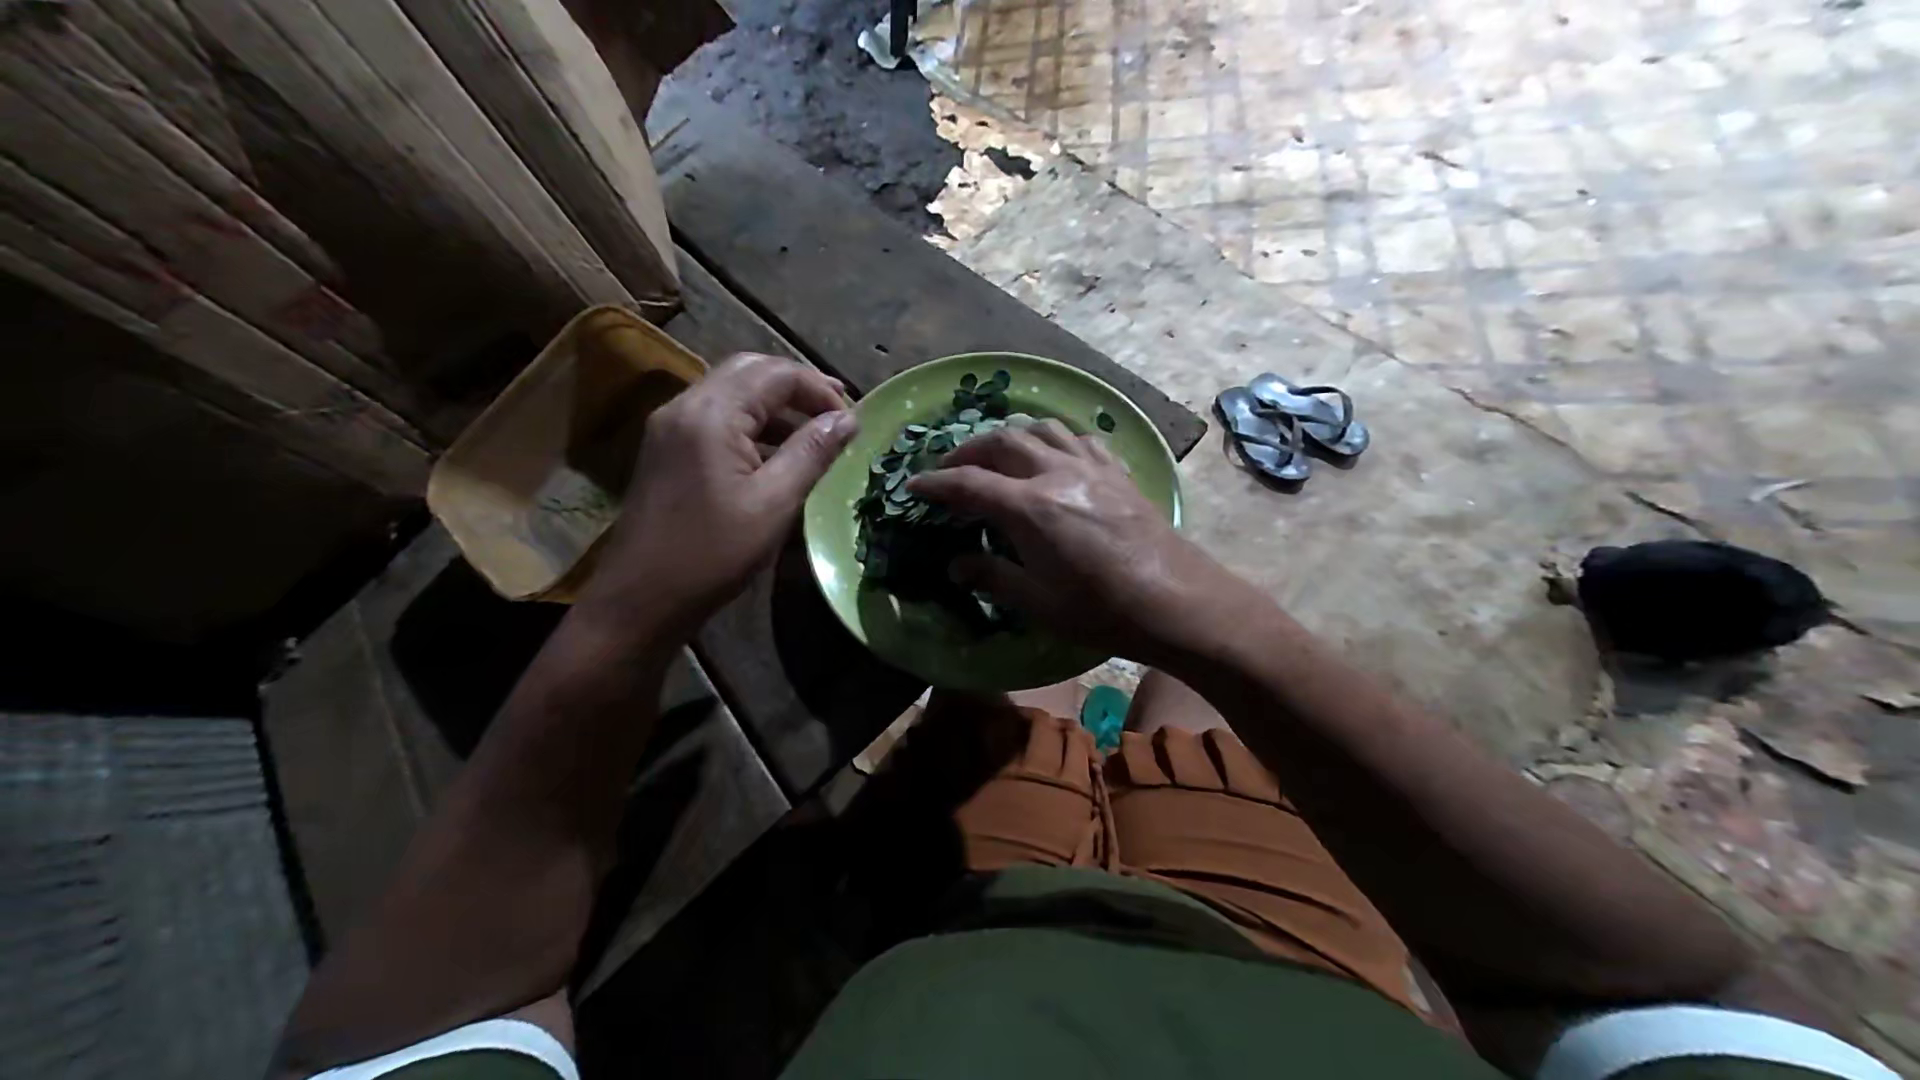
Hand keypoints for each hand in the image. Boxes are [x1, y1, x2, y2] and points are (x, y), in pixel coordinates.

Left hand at [585, 353, 856, 630]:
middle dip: (797, 387)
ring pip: (732, 392)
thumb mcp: (773, 504)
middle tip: (837, 412)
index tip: (851, 420)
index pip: (774, 373)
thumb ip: (811, 453)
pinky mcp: (668, 450)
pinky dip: (753, 425)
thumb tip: (848, 419)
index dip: (819, 388)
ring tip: (816, 431)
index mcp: (711, 414)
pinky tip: (778, 453)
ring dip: (775, 405)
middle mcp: (685, 407)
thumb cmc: (712, 554)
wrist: (640, 599)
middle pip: (749, 371)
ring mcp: (671, 427)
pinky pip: (717, 418)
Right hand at [907, 420, 1249, 662]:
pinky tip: (1053, 456)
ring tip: (997, 455)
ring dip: (1010, 436)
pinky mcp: (1117, 472)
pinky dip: (1054, 440)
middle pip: (1001, 442)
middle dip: (967, 451)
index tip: (912, 486)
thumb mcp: (1037, 602)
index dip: (935, 483)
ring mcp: (1090, 468)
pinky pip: (1079, 439)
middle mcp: (1056, 474)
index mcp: (1030, 508)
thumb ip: (992, 577)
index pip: (968, 483)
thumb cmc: (1101, 610)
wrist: (1176, 601)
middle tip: (950, 470)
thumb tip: (956, 565)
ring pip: (1041, 429)